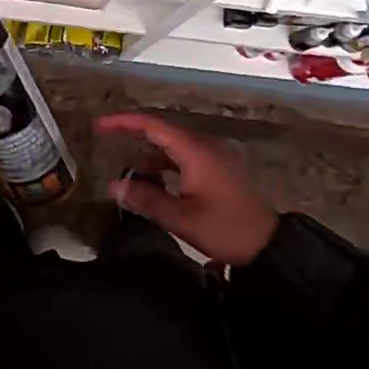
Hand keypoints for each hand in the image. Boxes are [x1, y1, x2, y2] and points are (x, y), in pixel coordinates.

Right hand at [96, 112, 277, 266]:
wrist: (269, 246)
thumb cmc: (226, 229)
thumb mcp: (182, 218)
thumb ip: (147, 200)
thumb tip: (114, 186)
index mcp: (194, 151)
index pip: (153, 125)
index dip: (124, 122)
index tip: (100, 125)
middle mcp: (203, 147)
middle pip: (162, 130)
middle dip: (132, 131)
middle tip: (105, 135)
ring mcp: (211, 158)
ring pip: (172, 146)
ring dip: (148, 152)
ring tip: (125, 164)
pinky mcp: (216, 172)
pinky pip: (182, 158)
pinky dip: (163, 164)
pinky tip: (153, 181)